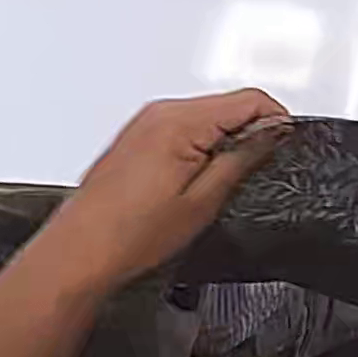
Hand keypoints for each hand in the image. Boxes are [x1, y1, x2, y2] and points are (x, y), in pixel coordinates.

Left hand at [28, 90, 291, 296]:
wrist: (74, 257)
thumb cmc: (127, 235)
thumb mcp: (206, 198)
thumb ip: (246, 155)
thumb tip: (274, 130)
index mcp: (180, 122)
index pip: (251, 99)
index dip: (276, 119)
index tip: (283, 141)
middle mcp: (161, 112)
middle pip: (231, 102)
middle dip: (251, 129)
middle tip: (253, 167)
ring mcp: (147, 121)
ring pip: (211, 112)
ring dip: (227, 136)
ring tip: (219, 178)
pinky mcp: (139, 133)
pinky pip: (188, 122)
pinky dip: (204, 141)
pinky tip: (196, 175)